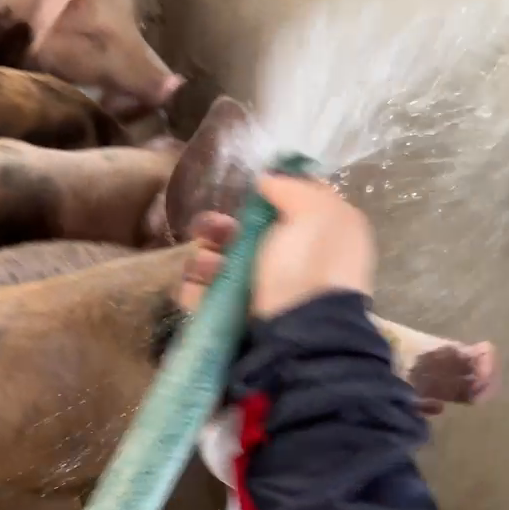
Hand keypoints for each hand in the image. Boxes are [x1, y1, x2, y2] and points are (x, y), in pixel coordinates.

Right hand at [177, 174, 374, 318]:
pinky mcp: (228, 312)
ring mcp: (255, 288)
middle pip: (240, 233)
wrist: (296, 331)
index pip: (286, 206)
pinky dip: (193, 287)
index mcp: (315, 235)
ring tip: (203, 264)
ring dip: (202, 258)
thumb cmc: (310, 267)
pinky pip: (200, 292)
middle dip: (219, 228)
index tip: (247, 193)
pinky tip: (194, 285)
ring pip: (215, 262)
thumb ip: (292, 189)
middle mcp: (286, 259)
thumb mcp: (316, 215)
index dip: (264, 196)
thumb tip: (267, 178)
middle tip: (208, 229)